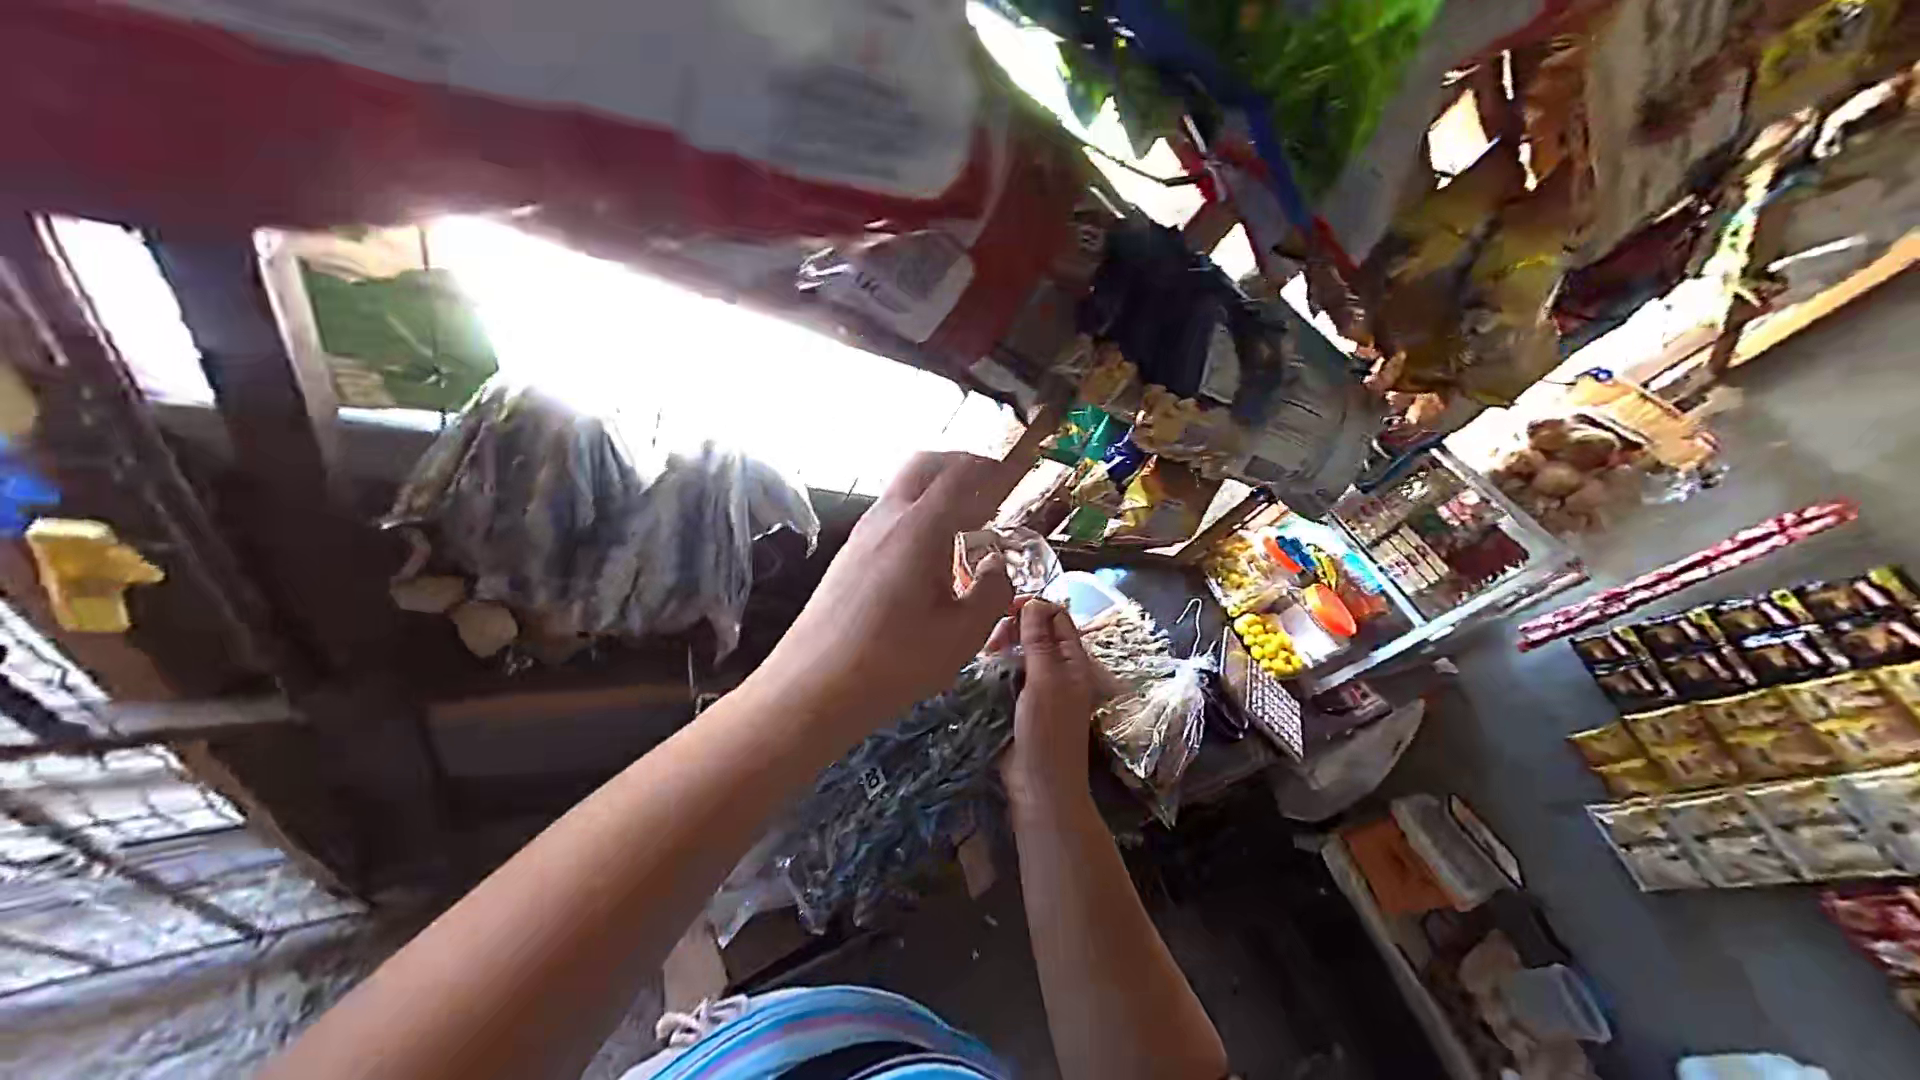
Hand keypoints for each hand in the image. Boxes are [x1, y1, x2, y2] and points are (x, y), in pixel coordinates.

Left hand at [757, 451, 1021, 731]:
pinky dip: (920, 513)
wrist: (814, 686)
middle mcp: (888, 518)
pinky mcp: (849, 555)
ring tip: (968, 520)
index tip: (1018, 472)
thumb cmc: (894, 661)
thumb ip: (992, 592)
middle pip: (927, 464)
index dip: (995, 470)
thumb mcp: (962, 635)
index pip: (964, 476)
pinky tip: (932, 552)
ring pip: (905, 488)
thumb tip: (996, 567)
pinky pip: (891, 514)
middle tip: (992, 485)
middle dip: (964, 464)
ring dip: (939, 489)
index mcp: (920, 528)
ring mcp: (862, 534)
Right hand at [998, 600, 1098, 808]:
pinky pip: (1004, 671)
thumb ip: (1039, 641)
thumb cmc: (1047, 732)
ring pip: (1016, 650)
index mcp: (1073, 660)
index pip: (1057, 617)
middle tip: (993, 637)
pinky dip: (993, 664)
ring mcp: (1035, 684)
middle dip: (1013, 626)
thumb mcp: (1045, 681)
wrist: (1037, 785)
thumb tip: (1033, 601)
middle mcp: (1056, 668)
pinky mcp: (1015, 698)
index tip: (1005, 606)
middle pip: (1034, 631)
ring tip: (985, 653)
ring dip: (1000, 645)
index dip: (1034, 606)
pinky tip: (980, 666)